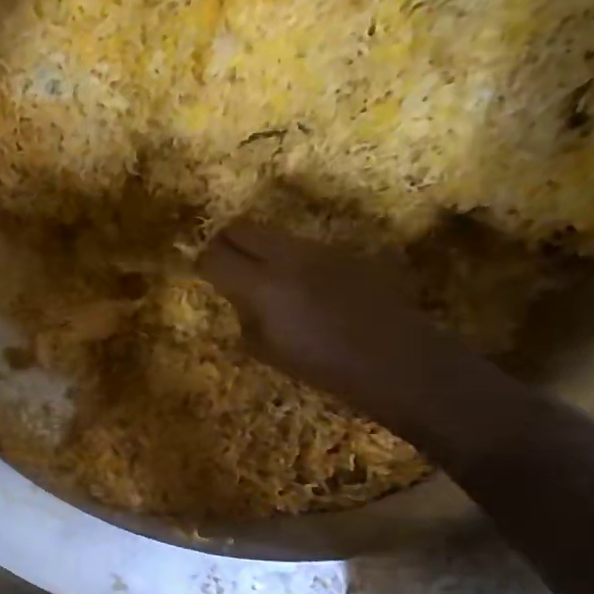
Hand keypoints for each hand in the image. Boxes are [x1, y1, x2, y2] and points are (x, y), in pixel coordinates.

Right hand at [196, 221, 417, 369]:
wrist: (390, 356)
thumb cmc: (319, 365)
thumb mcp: (265, 349)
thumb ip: (245, 314)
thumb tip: (241, 296)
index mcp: (261, 285)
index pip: (215, 256)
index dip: (203, 264)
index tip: (203, 273)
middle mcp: (286, 256)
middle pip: (241, 228)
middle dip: (226, 243)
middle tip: (224, 266)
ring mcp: (318, 249)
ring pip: (273, 233)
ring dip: (260, 249)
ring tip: (265, 279)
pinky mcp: (343, 251)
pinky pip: (303, 246)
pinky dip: (290, 259)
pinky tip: (303, 288)